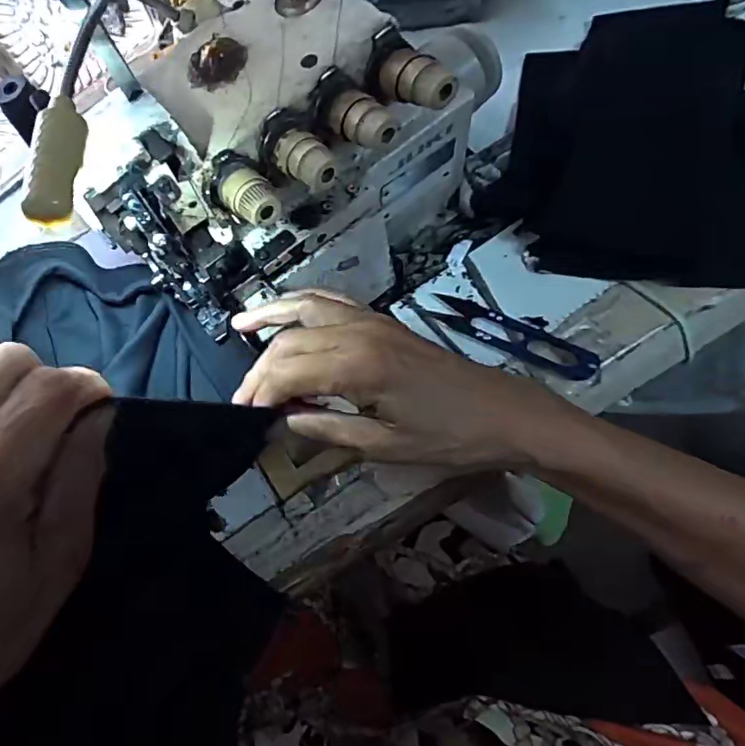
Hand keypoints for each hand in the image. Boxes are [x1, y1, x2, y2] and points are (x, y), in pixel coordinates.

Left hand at [0, 344, 113, 745]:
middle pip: (9, 361)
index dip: (90, 388)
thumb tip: (98, 411)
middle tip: (62, 422)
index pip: (50, 390)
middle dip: (51, 381)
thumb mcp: (63, 559)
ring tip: (16, 417)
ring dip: (3, 377)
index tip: (102, 408)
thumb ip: (81, 474)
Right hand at [231, 290, 587, 471]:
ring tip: (240, 324)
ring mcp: (369, 320)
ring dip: (270, 315)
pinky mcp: (379, 319)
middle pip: (289, 342)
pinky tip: (286, 309)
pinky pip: (330, 300)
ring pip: (304, 308)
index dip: (261, 393)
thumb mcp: (385, 445)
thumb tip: (284, 420)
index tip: (245, 413)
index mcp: (359, 368)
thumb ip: (327, 428)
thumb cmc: (450, 436)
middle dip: (259, 369)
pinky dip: (301, 301)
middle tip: (245, 396)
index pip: (289, 374)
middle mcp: (358, 333)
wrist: (505, 412)